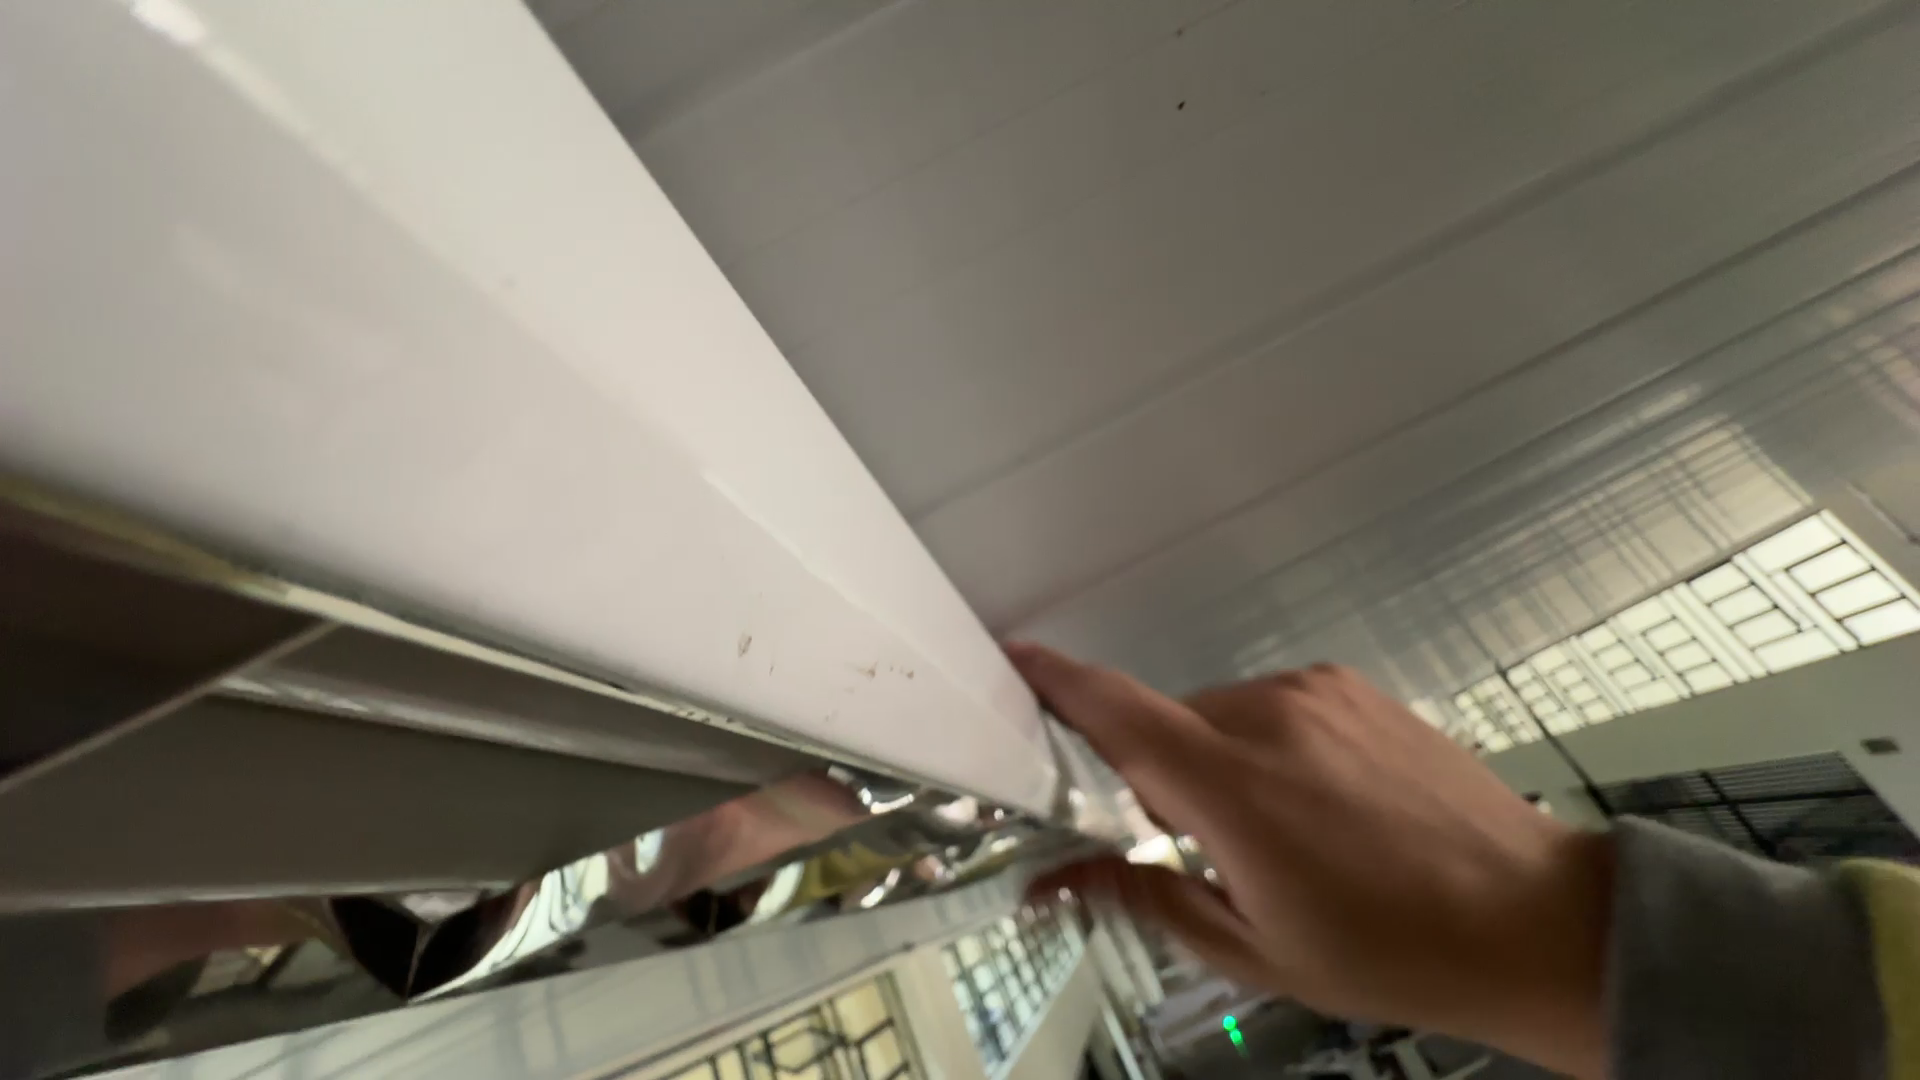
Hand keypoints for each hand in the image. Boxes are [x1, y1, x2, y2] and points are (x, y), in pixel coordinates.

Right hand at [1010, 644, 1611, 1078]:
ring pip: (1212, 714)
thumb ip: (1143, 895)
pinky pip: (1264, 704)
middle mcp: (1264, 715)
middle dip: (1154, 771)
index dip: (1057, 681)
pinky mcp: (1343, 682)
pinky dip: (1258, 742)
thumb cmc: (1386, 952)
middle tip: (1195, 837)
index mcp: (1233, 787)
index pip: (1118, 712)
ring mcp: (1309, 690)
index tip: (1012, 658)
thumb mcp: (1250, 950)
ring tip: (1273, 826)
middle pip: (1162, 721)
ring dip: (1211, 759)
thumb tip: (1054, 879)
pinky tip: (1313, 795)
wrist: (1537, 921)